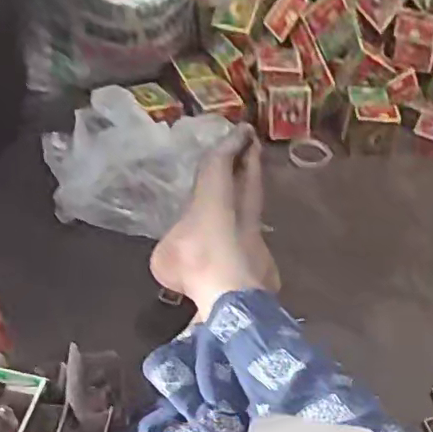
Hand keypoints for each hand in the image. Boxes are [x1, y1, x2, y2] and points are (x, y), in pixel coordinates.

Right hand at [150, 126, 280, 316]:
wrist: (230, 299)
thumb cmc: (193, 265)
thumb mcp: (166, 258)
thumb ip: (175, 250)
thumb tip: (184, 263)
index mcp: (213, 199)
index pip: (221, 164)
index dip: (229, 146)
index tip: (242, 132)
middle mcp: (241, 216)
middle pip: (250, 182)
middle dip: (251, 164)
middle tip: (254, 149)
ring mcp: (258, 244)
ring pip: (254, 221)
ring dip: (247, 213)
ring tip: (239, 213)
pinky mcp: (266, 271)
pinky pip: (253, 255)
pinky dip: (245, 255)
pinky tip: (237, 266)